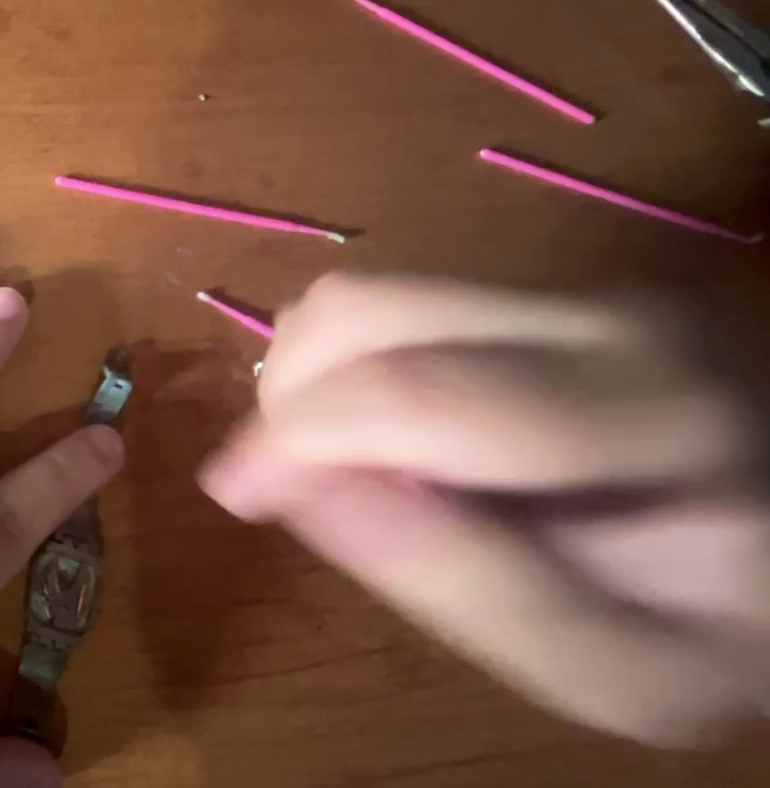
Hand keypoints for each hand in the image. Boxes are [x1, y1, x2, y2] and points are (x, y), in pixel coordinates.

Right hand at [199, 272, 769, 745]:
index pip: (419, 395)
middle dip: (287, 399)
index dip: (296, 435)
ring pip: (347, 297)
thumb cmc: (698, 619)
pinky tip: (367, 417)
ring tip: (335, 453)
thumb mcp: (611, 666)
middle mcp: (604, 322)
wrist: (767, 525)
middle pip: (357, 314)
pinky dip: (325, 359)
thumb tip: (280, 482)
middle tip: (295, 482)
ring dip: (298, 376)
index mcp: (654, 424)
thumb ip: (453, 581)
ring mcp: (558, 289)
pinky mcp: (517, 283)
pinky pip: (364, 299)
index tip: (233, 494)